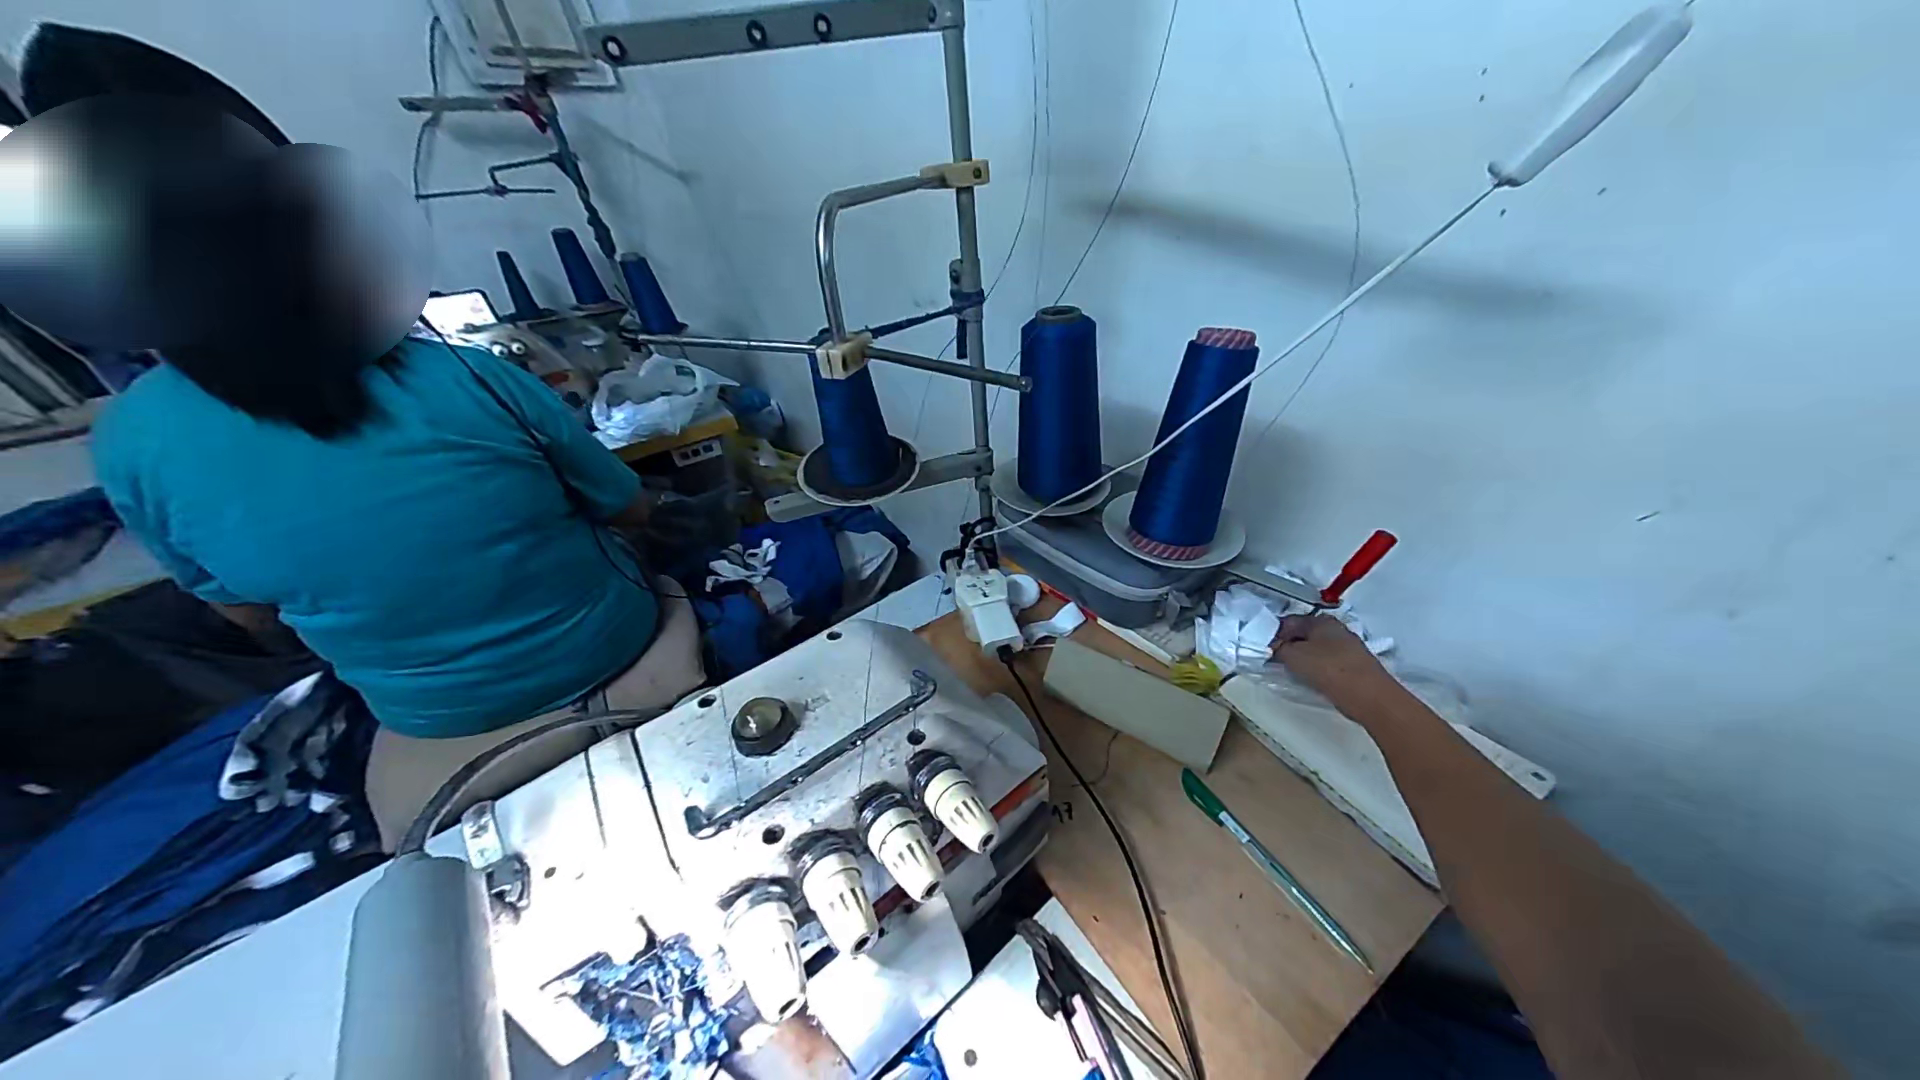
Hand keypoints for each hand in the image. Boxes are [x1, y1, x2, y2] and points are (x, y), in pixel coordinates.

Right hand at [1272, 614, 1401, 710]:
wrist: (1370, 696)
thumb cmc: (1328, 669)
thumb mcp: (1293, 656)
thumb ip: (1278, 648)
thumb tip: (1274, 647)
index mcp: (1321, 620)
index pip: (1288, 621)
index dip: (1273, 634)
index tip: (1264, 649)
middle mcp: (1336, 629)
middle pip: (1304, 634)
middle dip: (1288, 645)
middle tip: (1275, 660)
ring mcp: (1348, 647)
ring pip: (1316, 648)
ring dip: (1302, 658)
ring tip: (1292, 671)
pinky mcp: (1354, 665)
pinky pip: (1327, 662)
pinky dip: (1317, 668)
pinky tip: (1311, 679)